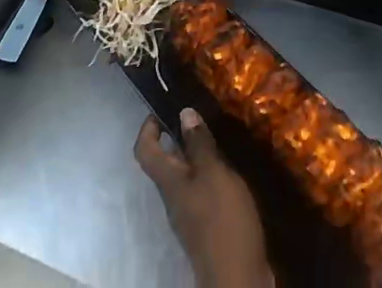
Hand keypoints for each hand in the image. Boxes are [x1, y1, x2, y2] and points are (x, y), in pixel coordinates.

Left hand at [135, 109, 272, 287]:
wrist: (237, 280)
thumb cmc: (222, 220)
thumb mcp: (213, 173)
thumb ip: (199, 144)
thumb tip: (183, 112)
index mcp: (167, 180)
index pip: (144, 149)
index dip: (148, 128)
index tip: (161, 111)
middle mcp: (173, 197)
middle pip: (166, 164)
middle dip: (178, 141)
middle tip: (199, 123)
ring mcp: (189, 215)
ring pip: (186, 180)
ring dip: (197, 162)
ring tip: (219, 146)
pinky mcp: (207, 230)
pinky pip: (202, 196)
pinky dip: (211, 183)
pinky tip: (231, 179)